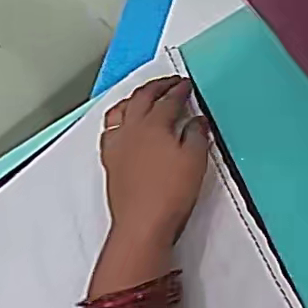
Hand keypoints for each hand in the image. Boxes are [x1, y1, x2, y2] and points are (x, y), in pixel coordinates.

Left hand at [100, 77, 210, 248]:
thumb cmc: (171, 192)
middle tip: (169, 83)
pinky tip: (122, 124)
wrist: (143, 223)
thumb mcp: (195, 161)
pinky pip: (110, 129)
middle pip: (142, 99)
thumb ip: (196, 135)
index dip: (179, 90)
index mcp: (154, 125)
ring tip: (142, 96)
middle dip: (156, 87)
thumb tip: (197, 121)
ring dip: (133, 99)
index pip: (168, 101)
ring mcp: (117, 145)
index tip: (186, 85)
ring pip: (121, 110)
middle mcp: (132, 129)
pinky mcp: (110, 161)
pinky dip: (118, 118)